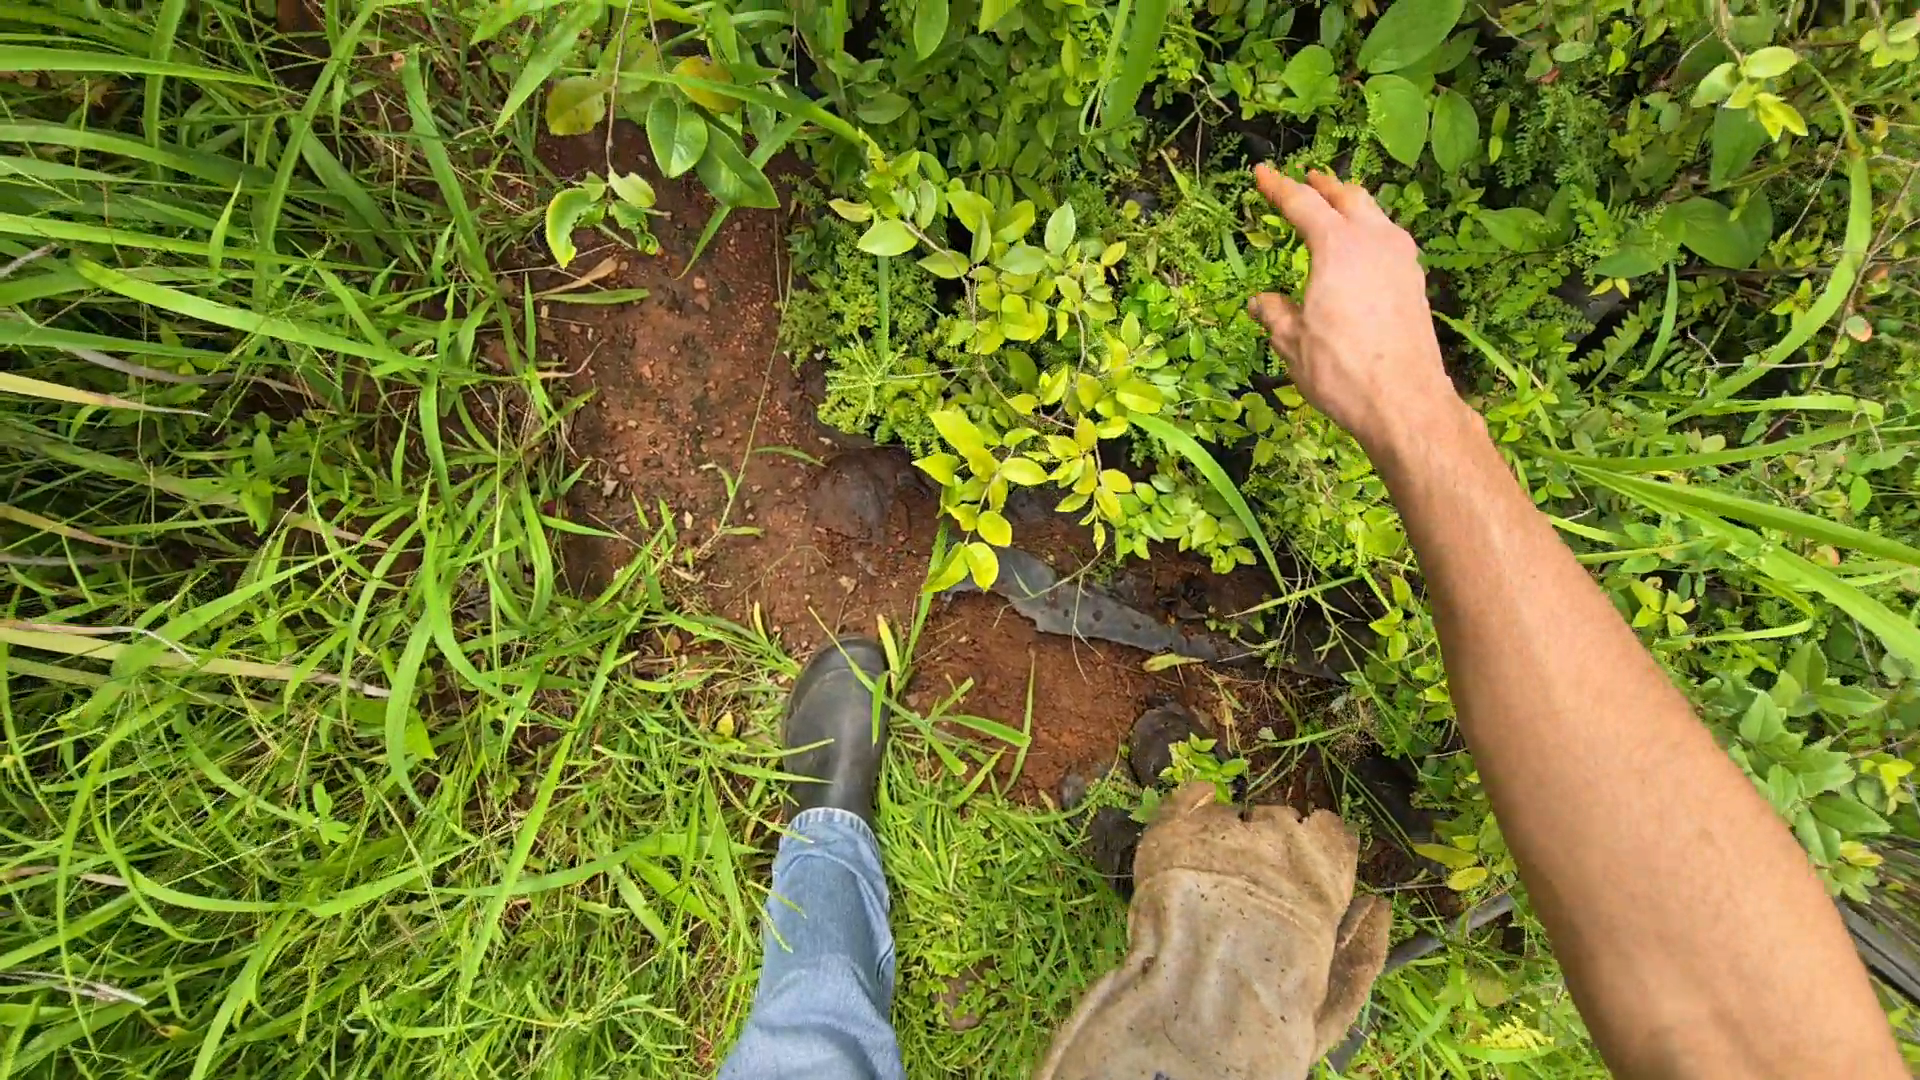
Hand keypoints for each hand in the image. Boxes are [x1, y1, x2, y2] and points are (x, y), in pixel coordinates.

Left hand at [1034, 783, 1388, 1079]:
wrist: (1191, 1011)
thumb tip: (1377, 908)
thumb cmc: (1268, 1019)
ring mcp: (1217, 832)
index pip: (1330, 831)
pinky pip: (1185, 800)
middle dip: (1270, 843)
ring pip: (1231, 813)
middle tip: (1252, 878)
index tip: (1303, 869)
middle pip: (1278, 820)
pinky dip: (1192, 801)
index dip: (1317, 849)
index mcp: (1319, 877)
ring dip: (1227, 832)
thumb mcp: (1333, 1006)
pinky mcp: (1169, 832)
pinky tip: (1198, 803)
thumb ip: (1362, 953)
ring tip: (1211, 871)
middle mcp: (1273, 841)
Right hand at [1246, 164, 1466, 455]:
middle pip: (1347, 197)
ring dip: (1351, 204)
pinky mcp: (1414, 281)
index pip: (1302, 205)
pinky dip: (1369, 229)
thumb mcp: (1291, 342)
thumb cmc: (1338, 370)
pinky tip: (1361, 247)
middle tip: (1305, 180)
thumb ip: (1274, 314)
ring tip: (1335, 205)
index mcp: (1336, 248)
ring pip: (1374, 214)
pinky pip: (1389, 238)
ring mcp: (1401, 259)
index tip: (1261, 173)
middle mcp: (1374, 242)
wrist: (1401, 399)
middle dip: (1322, 186)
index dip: (1278, 187)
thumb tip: (1261, 301)